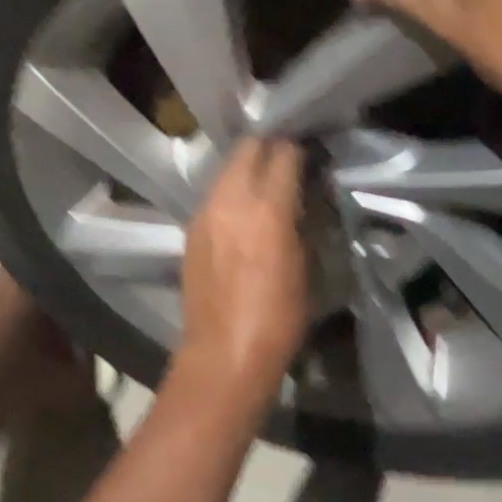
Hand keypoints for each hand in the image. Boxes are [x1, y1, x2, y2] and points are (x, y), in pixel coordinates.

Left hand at [178, 140, 310, 391]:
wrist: (224, 354)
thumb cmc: (277, 318)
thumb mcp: (306, 266)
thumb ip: (302, 221)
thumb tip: (302, 198)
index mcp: (267, 208)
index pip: (283, 154)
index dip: (299, 149)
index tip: (311, 152)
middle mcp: (231, 199)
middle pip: (249, 148)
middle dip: (270, 147)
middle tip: (288, 158)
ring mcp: (205, 211)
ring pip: (227, 168)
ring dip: (247, 166)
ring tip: (266, 181)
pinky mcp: (191, 228)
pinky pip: (214, 193)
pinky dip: (231, 190)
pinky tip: (243, 207)